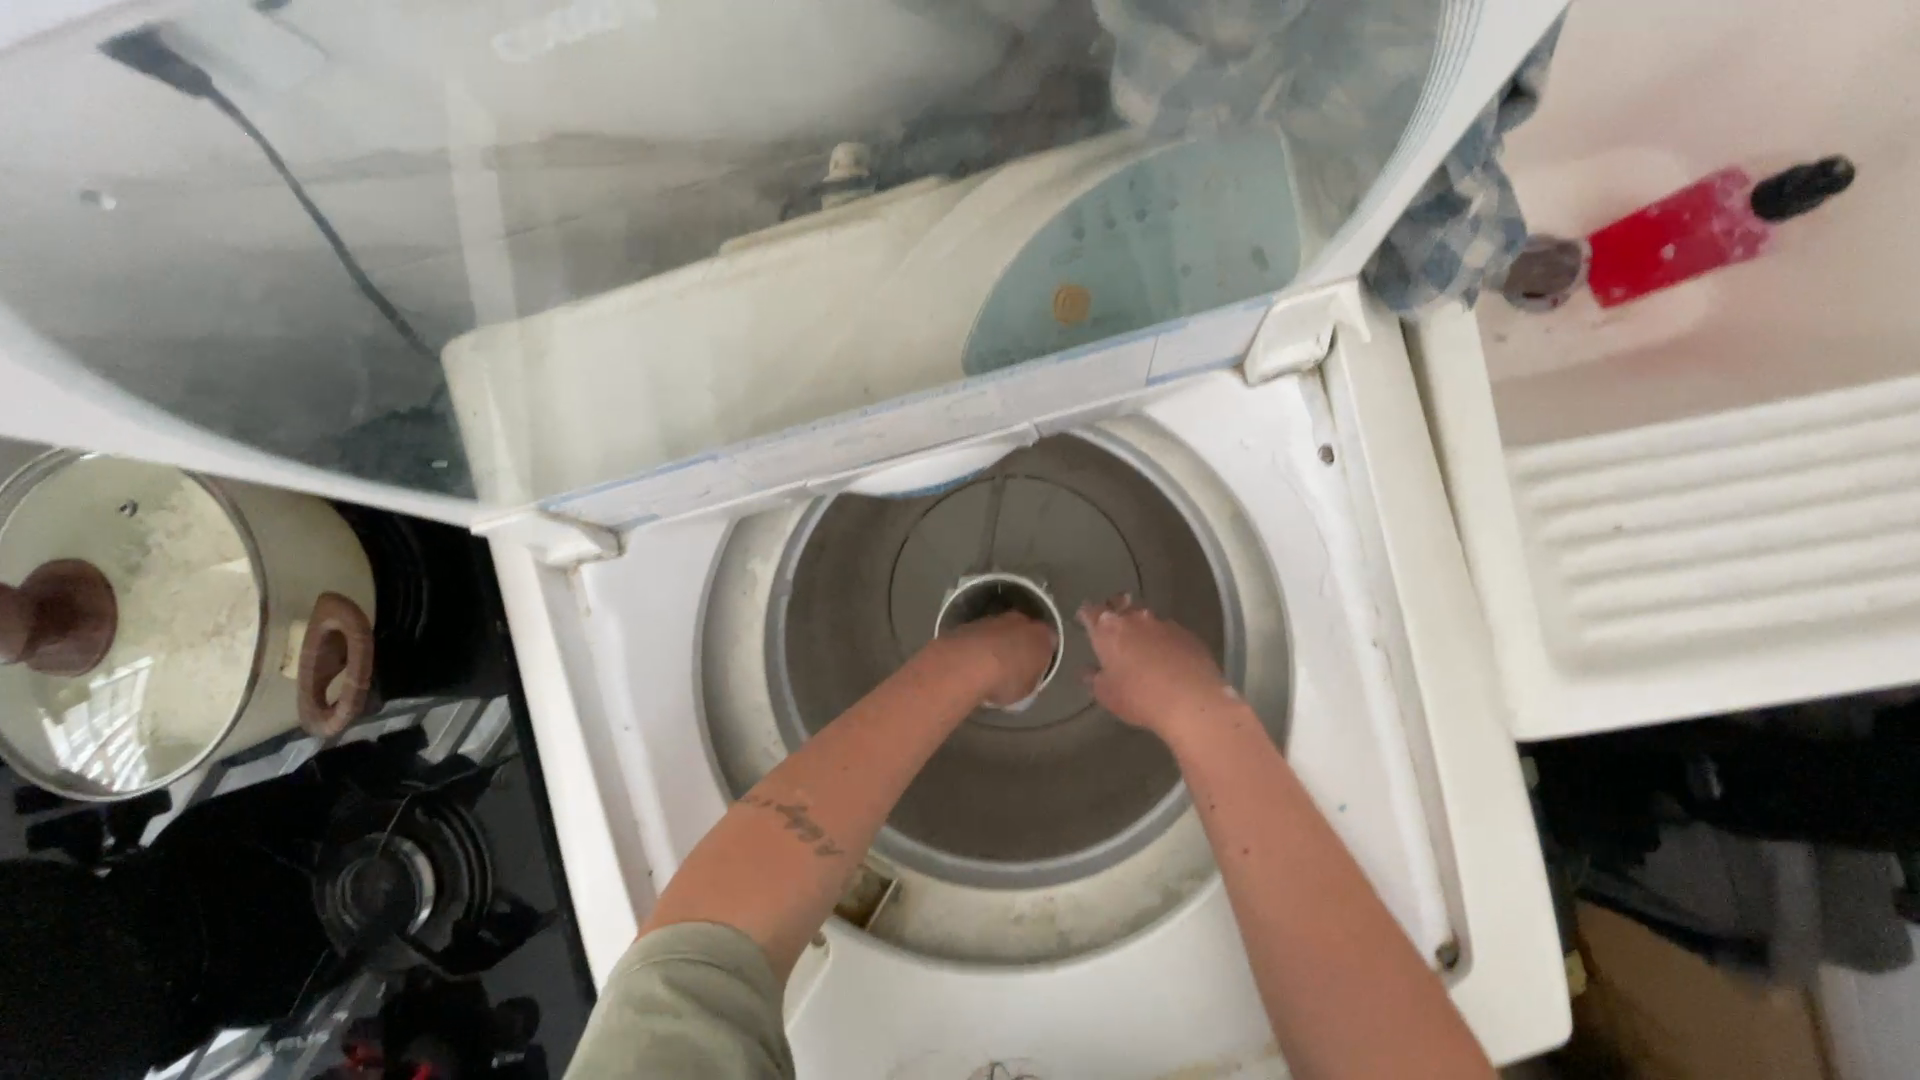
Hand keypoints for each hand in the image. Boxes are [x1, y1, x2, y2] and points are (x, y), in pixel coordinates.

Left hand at [934, 611, 1058, 706]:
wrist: (968, 664)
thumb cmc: (1006, 680)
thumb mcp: (1027, 689)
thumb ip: (1031, 677)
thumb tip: (1027, 675)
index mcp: (1042, 636)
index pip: (1050, 640)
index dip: (1043, 654)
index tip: (1036, 667)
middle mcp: (1021, 621)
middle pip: (1024, 630)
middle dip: (1020, 643)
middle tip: (1013, 664)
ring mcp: (995, 619)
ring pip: (1001, 630)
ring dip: (998, 643)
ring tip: (990, 665)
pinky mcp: (972, 623)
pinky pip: (981, 634)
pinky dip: (979, 644)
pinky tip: (973, 661)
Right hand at [1079, 596, 1232, 735]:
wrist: (1190, 700)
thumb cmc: (1138, 697)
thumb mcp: (1106, 694)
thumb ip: (1094, 678)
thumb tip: (1089, 671)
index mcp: (1108, 630)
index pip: (1091, 611)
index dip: (1086, 614)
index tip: (1084, 620)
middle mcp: (1134, 619)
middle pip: (1120, 605)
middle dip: (1115, 612)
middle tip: (1114, 628)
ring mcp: (1163, 623)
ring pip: (1146, 618)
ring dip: (1141, 627)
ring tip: (1143, 646)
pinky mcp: (1187, 634)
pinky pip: (1169, 631)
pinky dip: (1164, 640)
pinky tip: (1168, 658)